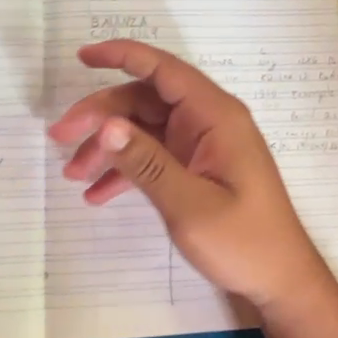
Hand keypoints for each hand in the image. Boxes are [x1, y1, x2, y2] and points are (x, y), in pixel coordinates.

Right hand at [48, 40, 337, 316]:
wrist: (280, 281)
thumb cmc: (244, 241)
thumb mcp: (189, 205)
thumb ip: (146, 162)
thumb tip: (105, 124)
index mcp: (216, 116)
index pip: (164, 69)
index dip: (122, 56)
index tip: (82, 56)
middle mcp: (208, 122)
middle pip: (144, 100)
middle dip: (100, 114)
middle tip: (58, 136)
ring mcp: (201, 145)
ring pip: (143, 129)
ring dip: (107, 147)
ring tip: (72, 174)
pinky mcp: (196, 169)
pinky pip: (153, 156)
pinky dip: (125, 170)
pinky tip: (96, 195)